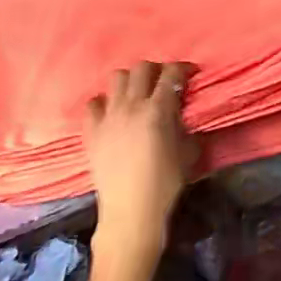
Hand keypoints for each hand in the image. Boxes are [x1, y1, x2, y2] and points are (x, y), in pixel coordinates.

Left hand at [83, 61, 197, 280]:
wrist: (131, 211)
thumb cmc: (165, 184)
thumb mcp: (188, 154)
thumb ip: (187, 129)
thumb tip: (184, 119)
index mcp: (158, 110)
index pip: (171, 74)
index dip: (183, 69)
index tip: (189, 73)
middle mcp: (131, 106)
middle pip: (142, 69)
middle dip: (156, 70)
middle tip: (164, 82)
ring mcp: (108, 116)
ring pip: (117, 78)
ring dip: (131, 81)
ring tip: (138, 94)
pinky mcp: (91, 130)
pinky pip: (94, 104)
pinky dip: (105, 103)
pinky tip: (113, 113)